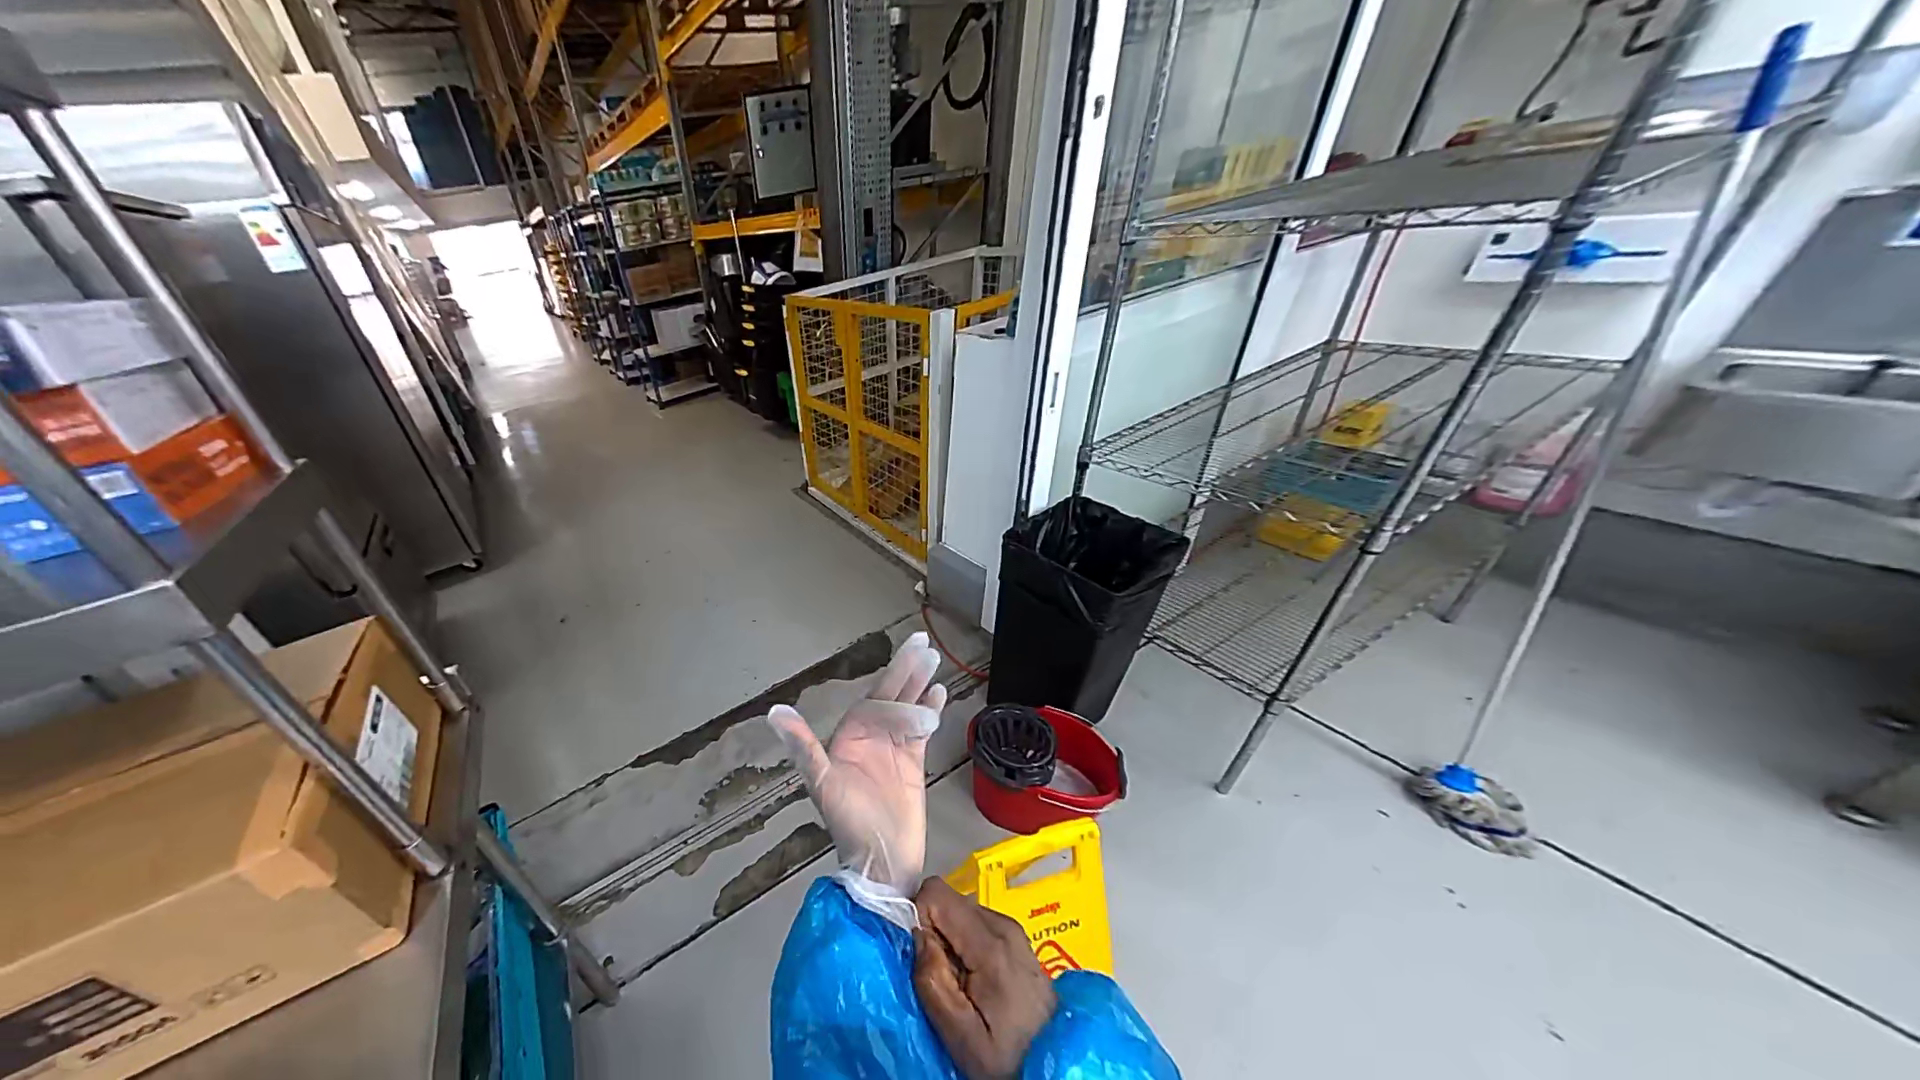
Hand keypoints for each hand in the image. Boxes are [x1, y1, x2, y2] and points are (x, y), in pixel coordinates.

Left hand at [766, 632, 946, 892]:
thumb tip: (774, 712)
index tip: (918, 669)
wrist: (883, 862)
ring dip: (920, 686)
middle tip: (923, 643)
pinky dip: (930, 711)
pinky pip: (921, 729)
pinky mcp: (912, 761)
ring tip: (934, 661)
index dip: (896, 685)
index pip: (873, 702)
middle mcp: (870, 738)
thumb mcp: (823, 785)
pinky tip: (939, 694)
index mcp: (848, 739)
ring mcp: (892, 748)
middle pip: (890, 696)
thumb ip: (804, 747)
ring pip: (908, 708)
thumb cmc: (850, 826)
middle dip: (906, 671)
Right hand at [912, 878, 1056, 1079]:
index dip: (919, 919)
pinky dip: (962, 944)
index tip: (922, 959)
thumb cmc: (1009, 1057)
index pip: (936, 893)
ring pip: (959, 910)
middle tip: (942, 979)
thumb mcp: (964, 1038)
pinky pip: (974, 923)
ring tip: (958, 984)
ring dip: (946, 941)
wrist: (1055, 1061)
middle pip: (948, 900)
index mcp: (990, 943)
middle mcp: (1002, 923)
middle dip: (932, 934)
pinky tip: (972, 980)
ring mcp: (1010, 927)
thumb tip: (916, 935)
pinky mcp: (1013, 936)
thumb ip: (934, 983)